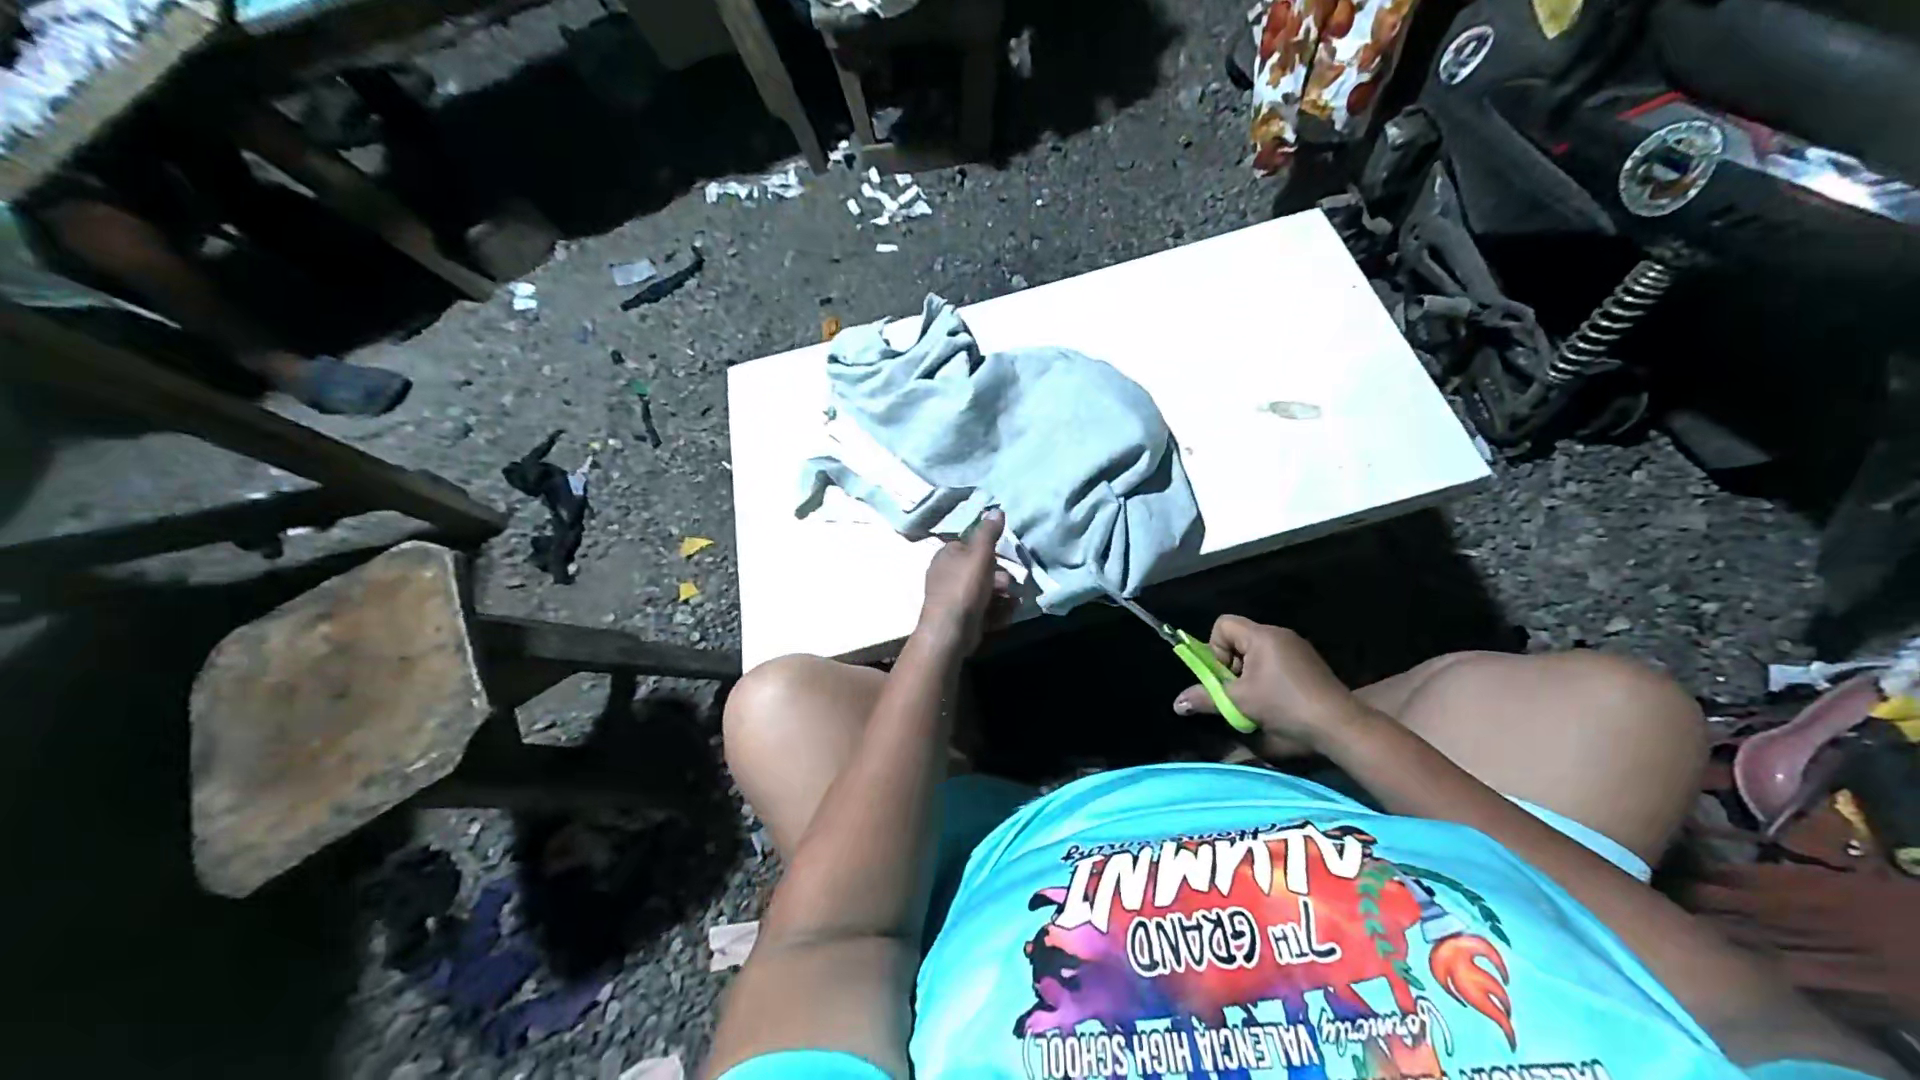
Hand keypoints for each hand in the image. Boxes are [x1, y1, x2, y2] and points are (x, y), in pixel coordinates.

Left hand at [917, 508, 1012, 653]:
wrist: (950, 631)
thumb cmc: (964, 588)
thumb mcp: (979, 555)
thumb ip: (988, 533)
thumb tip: (996, 509)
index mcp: (947, 555)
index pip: (972, 545)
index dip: (990, 552)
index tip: (1005, 558)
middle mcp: (948, 574)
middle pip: (982, 569)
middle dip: (1001, 578)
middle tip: (1009, 586)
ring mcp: (955, 597)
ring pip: (987, 590)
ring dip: (1003, 596)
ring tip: (1012, 602)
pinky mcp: (962, 616)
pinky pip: (985, 608)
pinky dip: (996, 611)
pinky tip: (1004, 615)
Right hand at [1171, 616, 1361, 752]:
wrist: (1339, 724)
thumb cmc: (1285, 706)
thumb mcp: (1239, 703)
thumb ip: (1205, 698)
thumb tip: (1176, 704)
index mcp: (1261, 636)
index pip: (1223, 624)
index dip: (1215, 648)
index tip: (1226, 675)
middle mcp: (1279, 634)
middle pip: (1238, 638)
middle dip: (1231, 665)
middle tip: (1239, 691)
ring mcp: (1296, 647)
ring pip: (1256, 652)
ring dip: (1248, 674)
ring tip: (1257, 699)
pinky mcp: (1308, 662)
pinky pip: (1274, 660)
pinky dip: (1266, 677)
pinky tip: (1276, 701)